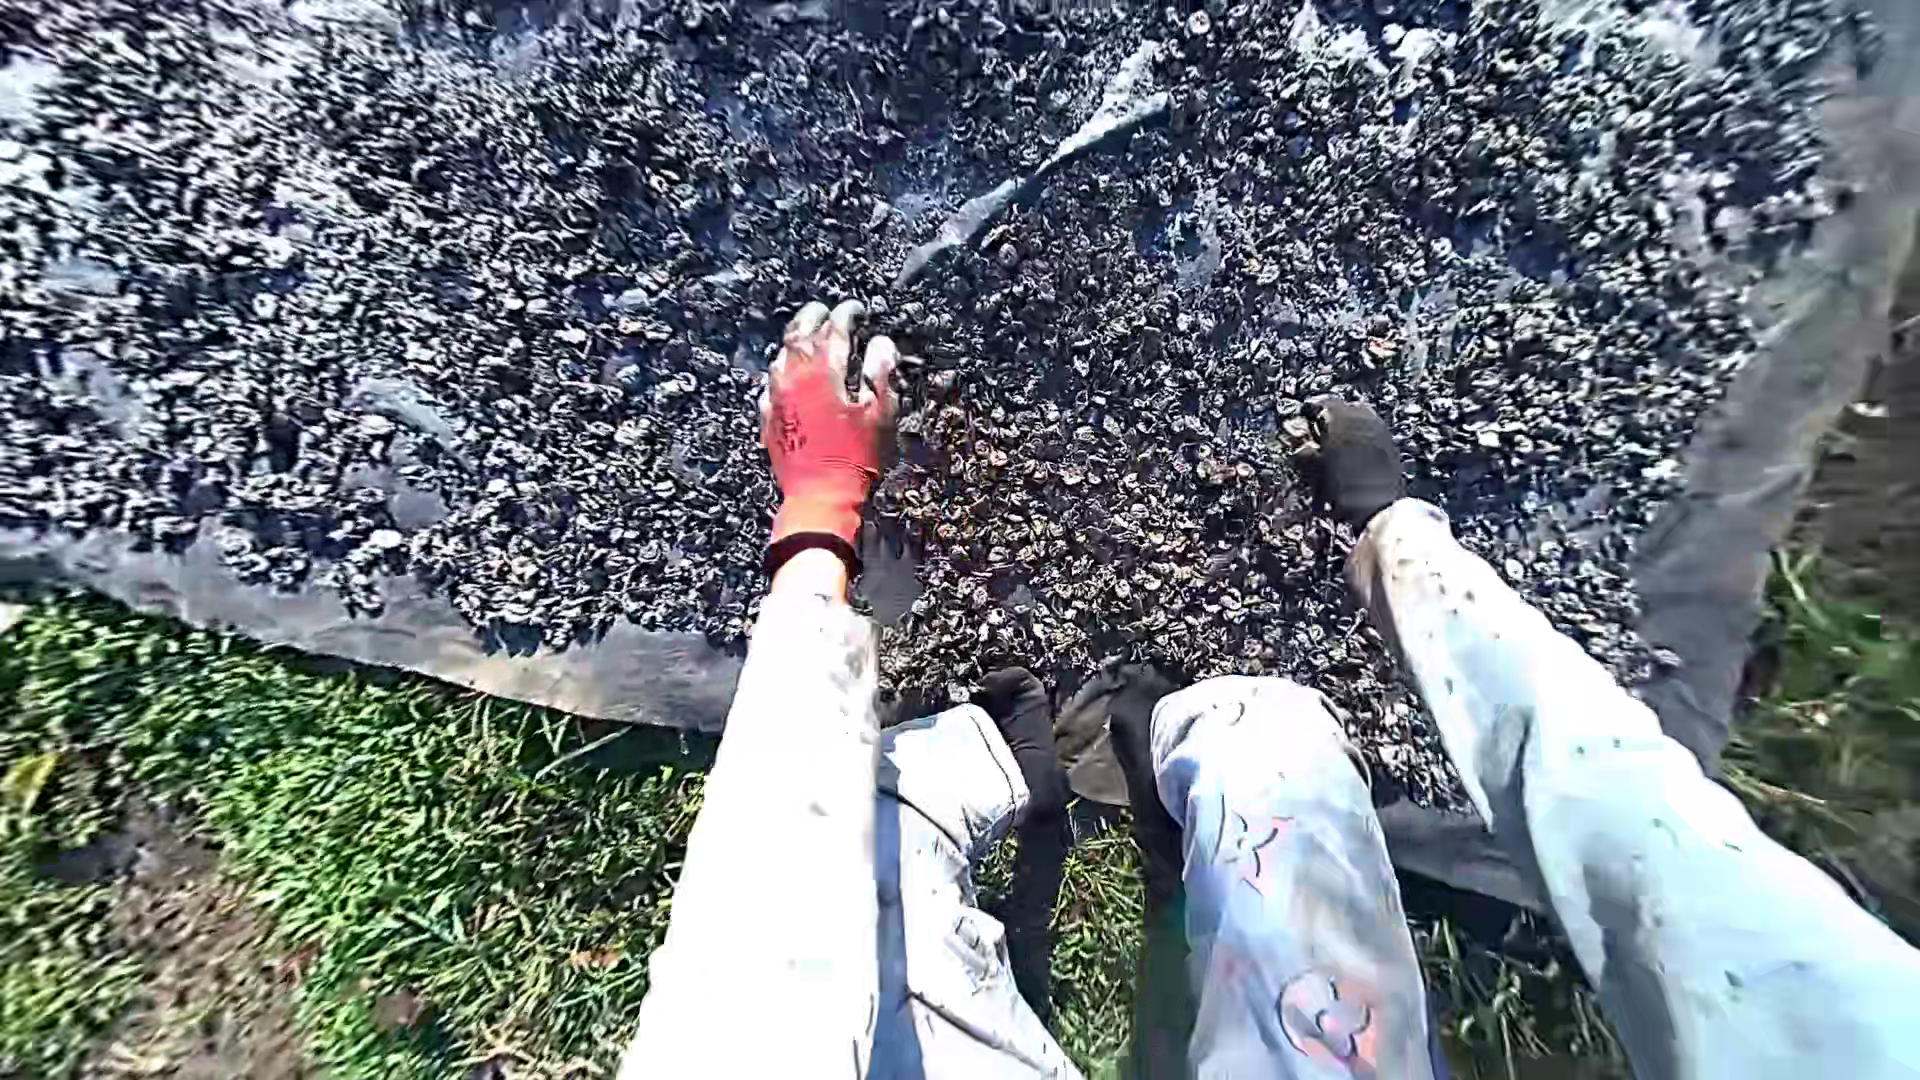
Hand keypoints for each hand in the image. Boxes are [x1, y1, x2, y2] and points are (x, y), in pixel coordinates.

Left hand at [760, 300, 897, 544]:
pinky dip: (782, 371)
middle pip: (799, 332)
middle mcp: (794, 376)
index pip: (835, 327)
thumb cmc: (855, 457)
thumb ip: (880, 373)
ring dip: (796, 340)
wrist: (819, 495)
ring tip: (808, 337)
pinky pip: (771, 383)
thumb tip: (881, 343)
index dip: (847, 314)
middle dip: (815, 316)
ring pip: (781, 355)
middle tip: (827, 312)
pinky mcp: (769, 417)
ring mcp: (776, 396)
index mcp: (824, 371)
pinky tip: (788, 376)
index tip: (857, 310)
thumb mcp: (879, 414)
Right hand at [1303, 398, 1406, 527]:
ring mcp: (1380, 431)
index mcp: (1342, 422)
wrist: (1378, 507)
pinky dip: (1360, 433)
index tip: (1303, 415)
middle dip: (1333, 413)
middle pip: (1347, 406)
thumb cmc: (1341, 489)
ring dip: (1348, 422)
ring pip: (1362, 416)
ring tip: (1336, 438)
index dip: (1312, 408)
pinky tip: (1352, 448)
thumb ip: (1303, 451)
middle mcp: (1364, 420)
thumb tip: (1298, 441)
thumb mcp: (1313, 471)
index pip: (1325, 402)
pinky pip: (1372, 428)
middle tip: (1319, 426)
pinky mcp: (1390, 444)